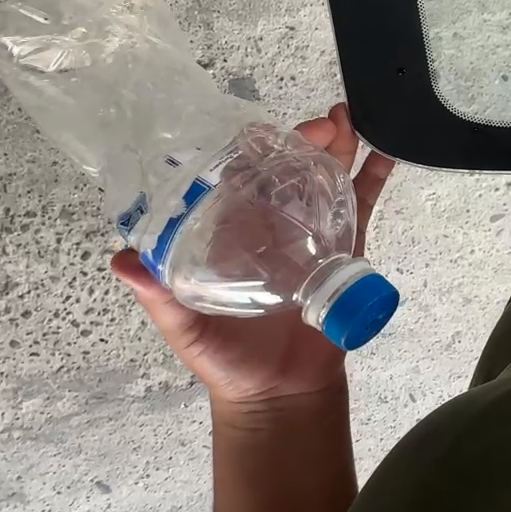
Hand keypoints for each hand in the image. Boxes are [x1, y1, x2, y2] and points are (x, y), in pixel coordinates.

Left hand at [112, 103, 396, 409]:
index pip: (246, 177)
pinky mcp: (349, 246)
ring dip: (344, 146)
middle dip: (311, 138)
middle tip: (327, 122)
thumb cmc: (229, 359)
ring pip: (331, 177)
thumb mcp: (186, 327)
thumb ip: (161, 295)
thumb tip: (122, 258)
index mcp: (236, 233)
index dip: (259, 149)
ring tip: (352, 120)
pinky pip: (364, 205)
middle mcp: (277, 224)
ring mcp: (315, 232)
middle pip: (295, 168)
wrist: (282, 391)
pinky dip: (376, 177)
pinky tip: (388, 153)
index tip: (270, 131)